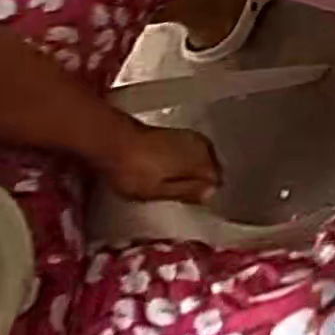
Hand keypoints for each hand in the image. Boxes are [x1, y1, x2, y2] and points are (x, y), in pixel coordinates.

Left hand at [96, 123, 221, 203]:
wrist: (118, 143)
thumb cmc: (135, 172)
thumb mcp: (155, 190)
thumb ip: (185, 192)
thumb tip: (212, 194)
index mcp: (202, 163)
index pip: (216, 180)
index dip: (206, 192)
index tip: (193, 201)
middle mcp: (205, 148)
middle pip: (212, 167)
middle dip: (203, 179)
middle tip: (184, 192)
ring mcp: (195, 138)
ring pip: (205, 157)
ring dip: (197, 168)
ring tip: (178, 179)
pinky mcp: (184, 133)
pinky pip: (195, 149)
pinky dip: (190, 158)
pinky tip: (175, 164)